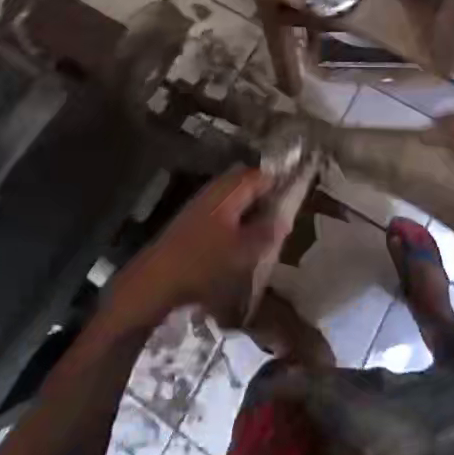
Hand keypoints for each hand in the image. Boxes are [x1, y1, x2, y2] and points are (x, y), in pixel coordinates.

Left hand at [103, 167, 292, 327]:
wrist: (155, 279)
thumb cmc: (202, 262)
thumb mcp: (243, 252)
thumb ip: (267, 233)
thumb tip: (284, 219)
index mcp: (229, 191)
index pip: (261, 175)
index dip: (281, 182)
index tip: (298, 195)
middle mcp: (214, 190)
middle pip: (247, 183)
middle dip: (266, 195)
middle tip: (284, 213)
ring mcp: (201, 203)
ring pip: (234, 198)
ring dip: (251, 208)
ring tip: (267, 229)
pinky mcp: (192, 220)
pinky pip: (223, 210)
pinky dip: (237, 219)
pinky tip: (242, 239)